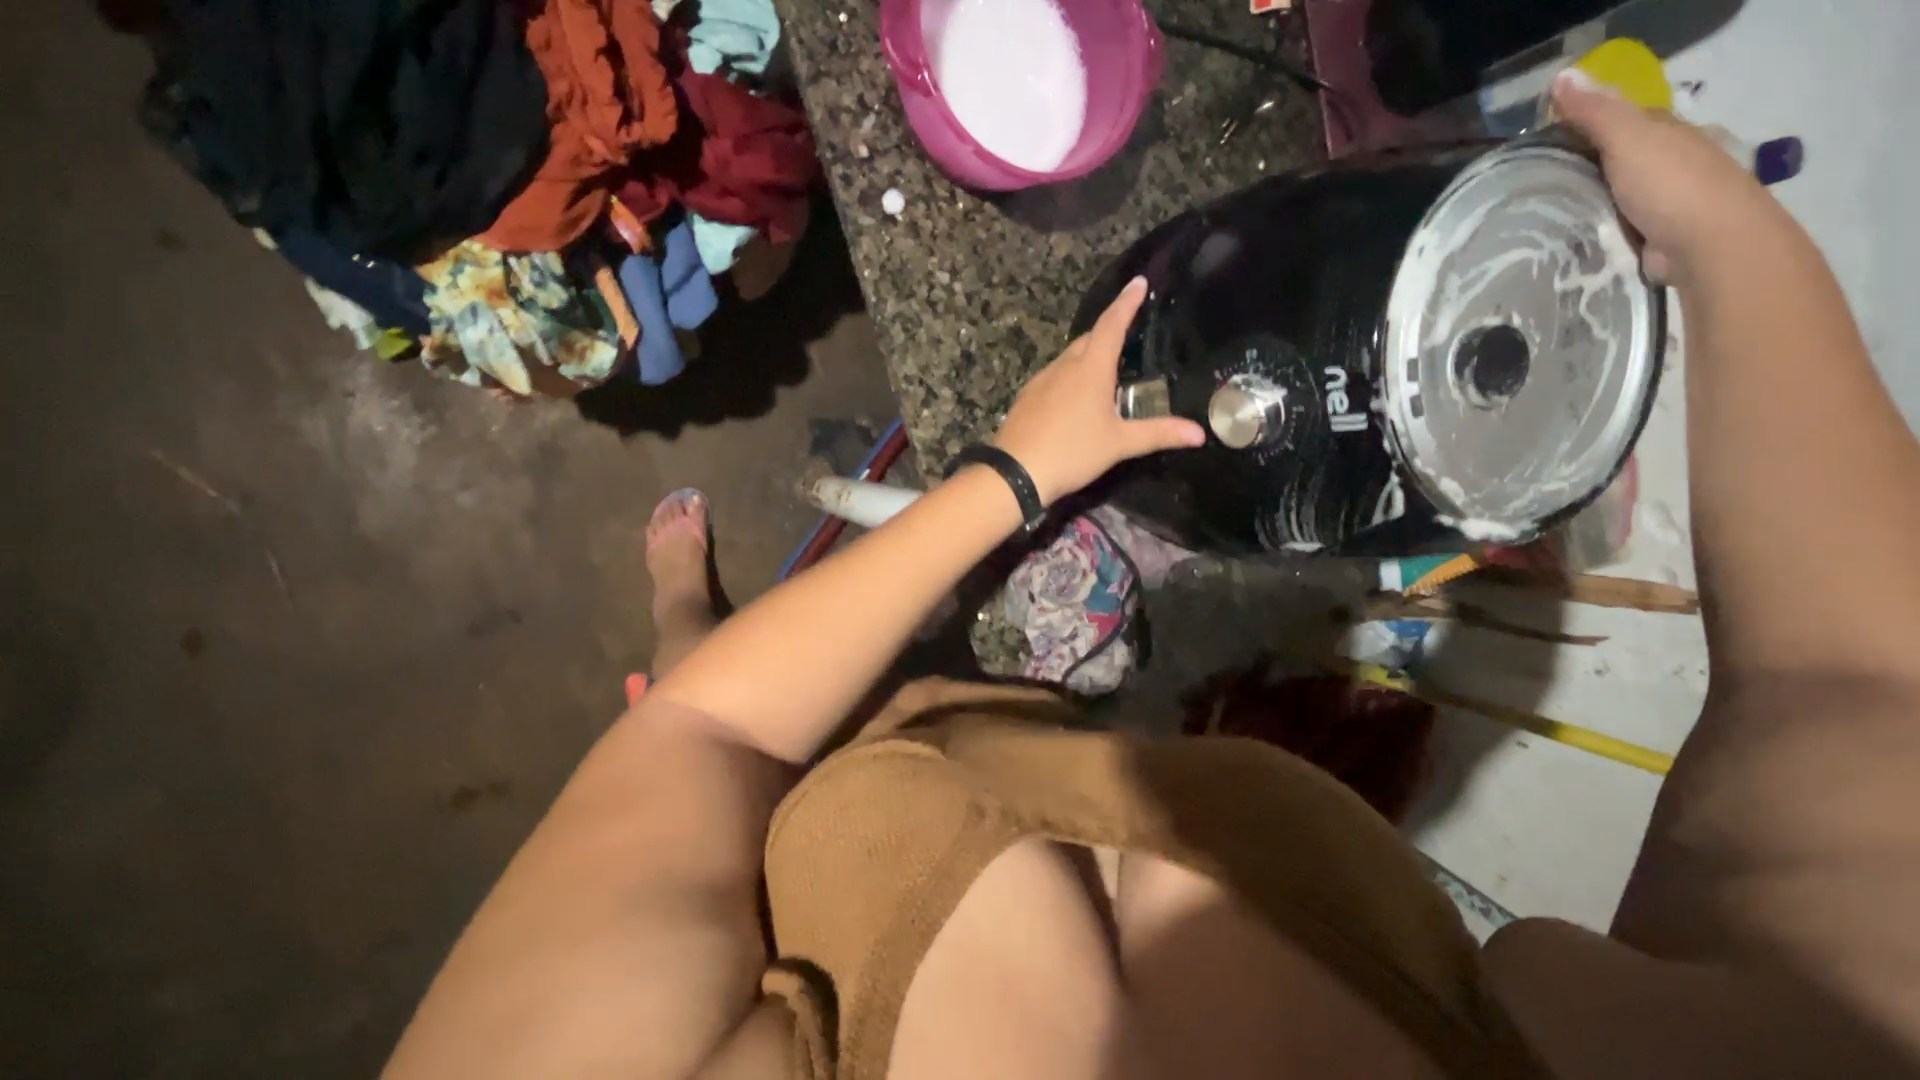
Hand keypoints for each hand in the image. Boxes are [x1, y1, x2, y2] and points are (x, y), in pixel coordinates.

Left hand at [991, 277, 1205, 504]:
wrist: (1015, 473)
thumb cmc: (1072, 452)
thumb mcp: (1119, 444)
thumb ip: (1158, 433)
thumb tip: (1198, 433)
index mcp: (1090, 369)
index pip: (1112, 324)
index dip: (1127, 302)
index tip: (1138, 282)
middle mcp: (1064, 367)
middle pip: (1089, 339)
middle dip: (1109, 331)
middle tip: (1127, 331)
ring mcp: (1041, 381)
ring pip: (1069, 358)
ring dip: (1088, 356)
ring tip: (1106, 370)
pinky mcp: (1027, 399)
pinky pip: (1054, 378)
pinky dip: (1070, 377)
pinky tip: (1075, 398)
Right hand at [1553, 69, 1785, 282]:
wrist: (1708, 245)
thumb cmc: (1671, 184)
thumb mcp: (1629, 138)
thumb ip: (1596, 112)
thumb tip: (1562, 75)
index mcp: (1668, 133)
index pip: (1619, 122)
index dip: (1580, 126)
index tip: (1537, 142)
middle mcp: (1668, 164)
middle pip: (1612, 161)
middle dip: (1578, 168)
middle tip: (1526, 182)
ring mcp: (1661, 203)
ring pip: (1610, 197)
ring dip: (1582, 203)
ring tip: (1535, 214)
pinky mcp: (1651, 239)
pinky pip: (1612, 228)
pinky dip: (1591, 230)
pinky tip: (1564, 237)